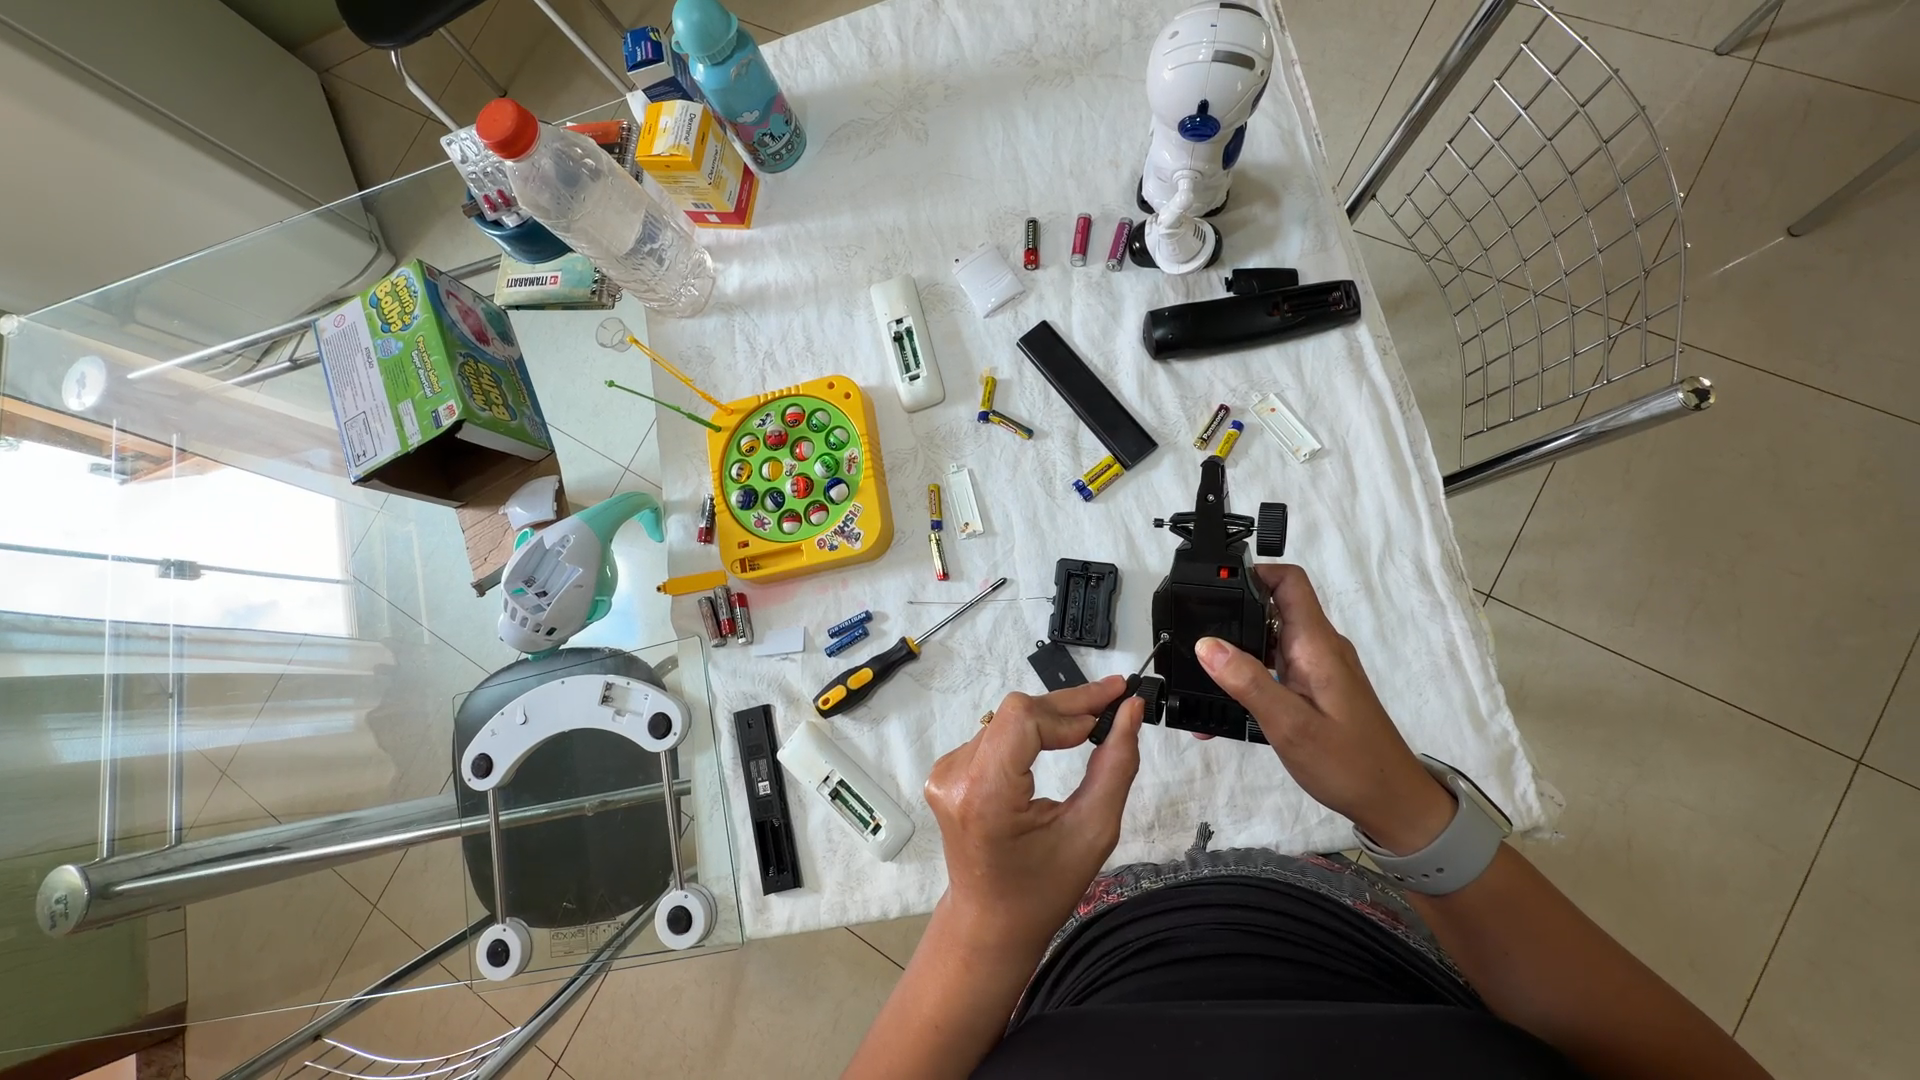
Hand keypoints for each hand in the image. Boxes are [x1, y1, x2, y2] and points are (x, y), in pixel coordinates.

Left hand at [924, 677, 1144, 948]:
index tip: (1113, 709)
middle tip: (1115, 699)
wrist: (991, 919)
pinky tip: (1057, 742)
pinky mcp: (948, 770)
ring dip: (1051, 719)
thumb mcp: (1092, 832)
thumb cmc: (1044, 888)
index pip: (1024, 719)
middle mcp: (955, 775)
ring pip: (1007, 718)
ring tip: (1092, 724)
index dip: (1071, 709)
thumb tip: (1131, 709)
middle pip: (1016, 713)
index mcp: (984, 795)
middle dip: (1068, 706)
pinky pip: (996, 733)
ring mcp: (946, 771)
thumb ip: (1115, 765)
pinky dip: (1030, 733)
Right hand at [1195, 564, 1455, 853]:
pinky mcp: (1316, 690)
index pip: (1288, 582)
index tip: (1213, 585)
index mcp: (1317, 645)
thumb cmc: (1348, 763)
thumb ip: (1247, 682)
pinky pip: (1275, 670)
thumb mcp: (1290, 725)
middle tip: (1191, 636)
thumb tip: (1206, 644)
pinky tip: (1225, 706)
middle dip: (1230, 616)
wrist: (1392, 803)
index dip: (1253, 572)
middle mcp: (1319, 648)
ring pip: (1269, 643)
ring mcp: (1319, 669)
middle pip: (1272, 609)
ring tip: (1198, 677)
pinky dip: (1248, 679)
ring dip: (1235, 654)